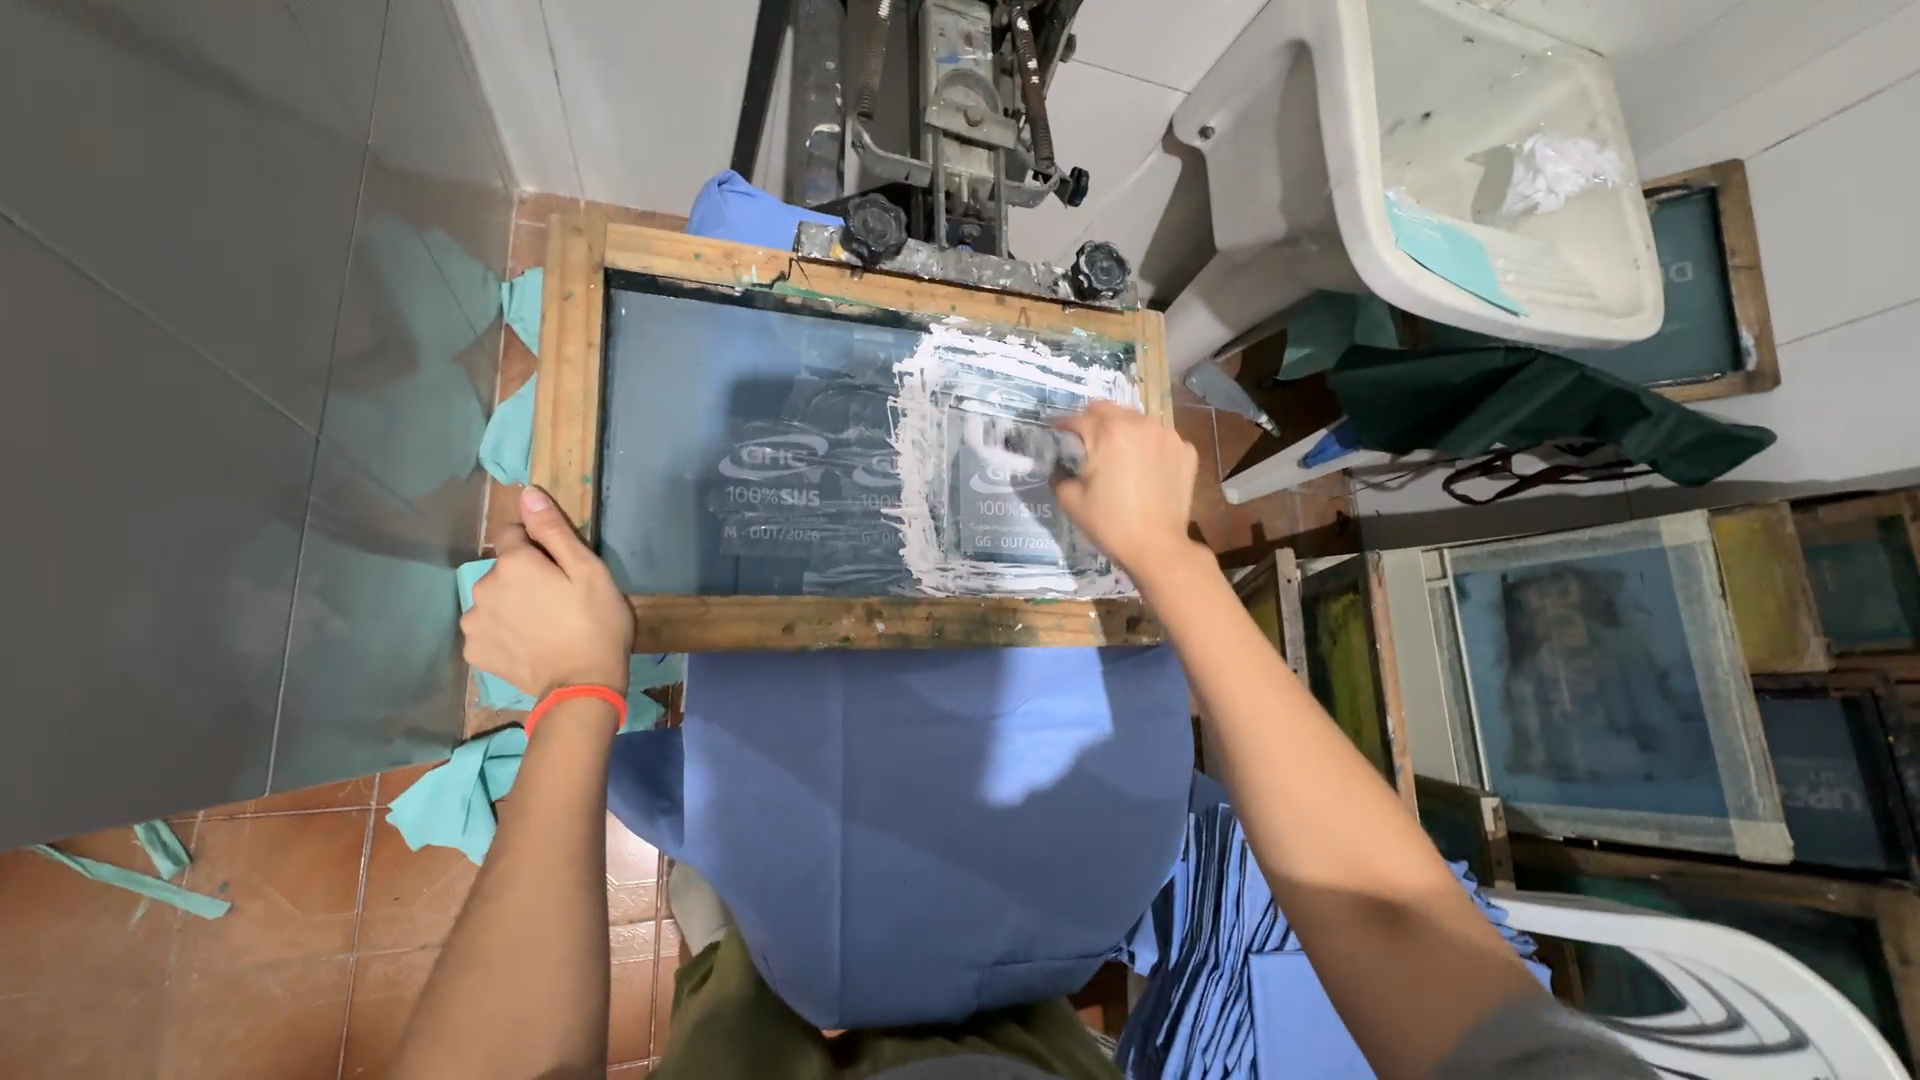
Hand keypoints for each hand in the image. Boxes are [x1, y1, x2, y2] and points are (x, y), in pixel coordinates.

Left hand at [461, 487, 634, 697]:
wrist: (582, 684)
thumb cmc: (596, 623)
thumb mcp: (589, 571)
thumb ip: (554, 531)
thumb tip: (528, 494)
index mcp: (513, 562)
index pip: (514, 533)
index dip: (540, 546)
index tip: (562, 568)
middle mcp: (483, 586)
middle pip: (502, 569)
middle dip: (524, 577)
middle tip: (558, 600)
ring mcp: (474, 621)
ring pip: (492, 599)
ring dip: (510, 604)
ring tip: (542, 625)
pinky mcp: (474, 650)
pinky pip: (486, 629)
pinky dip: (502, 632)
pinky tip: (527, 644)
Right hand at [1053, 402, 1201, 577]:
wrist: (1157, 546)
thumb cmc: (1110, 523)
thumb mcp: (1071, 500)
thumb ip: (1059, 474)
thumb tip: (1060, 466)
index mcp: (1108, 432)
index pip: (1078, 418)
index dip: (1063, 426)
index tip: (1056, 434)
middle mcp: (1140, 424)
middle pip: (1109, 410)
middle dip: (1093, 421)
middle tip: (1087, 442)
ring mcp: (1168, 435)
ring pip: (1138, 421)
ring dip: (1124, 431)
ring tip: (1119, 455)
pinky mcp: (1187, 451)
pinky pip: (1161, 439)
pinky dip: (1150, 447)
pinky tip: (1146, 469)